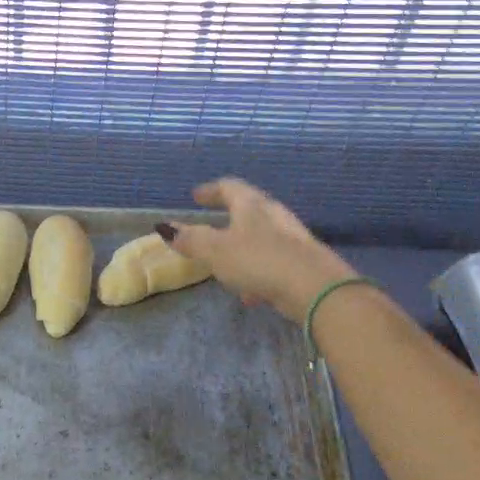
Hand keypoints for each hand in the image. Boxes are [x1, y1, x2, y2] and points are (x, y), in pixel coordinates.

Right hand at [162, 177, 356, 321]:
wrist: (315, 288)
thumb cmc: (260, 260)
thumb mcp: (216, 250)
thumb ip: (191, 239)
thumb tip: (165, 228)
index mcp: (253, 206)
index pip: (230, 187)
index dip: (211, 190)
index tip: (195, 196)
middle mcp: (274, 217)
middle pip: (249, 210)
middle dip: (228, 217)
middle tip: (211, 223)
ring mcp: (291, 240)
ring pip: (261, 237)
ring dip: (241, 246)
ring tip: (225, 261)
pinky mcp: (302, 264)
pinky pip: (271, 262)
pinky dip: (256, 271)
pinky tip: (249, 292)